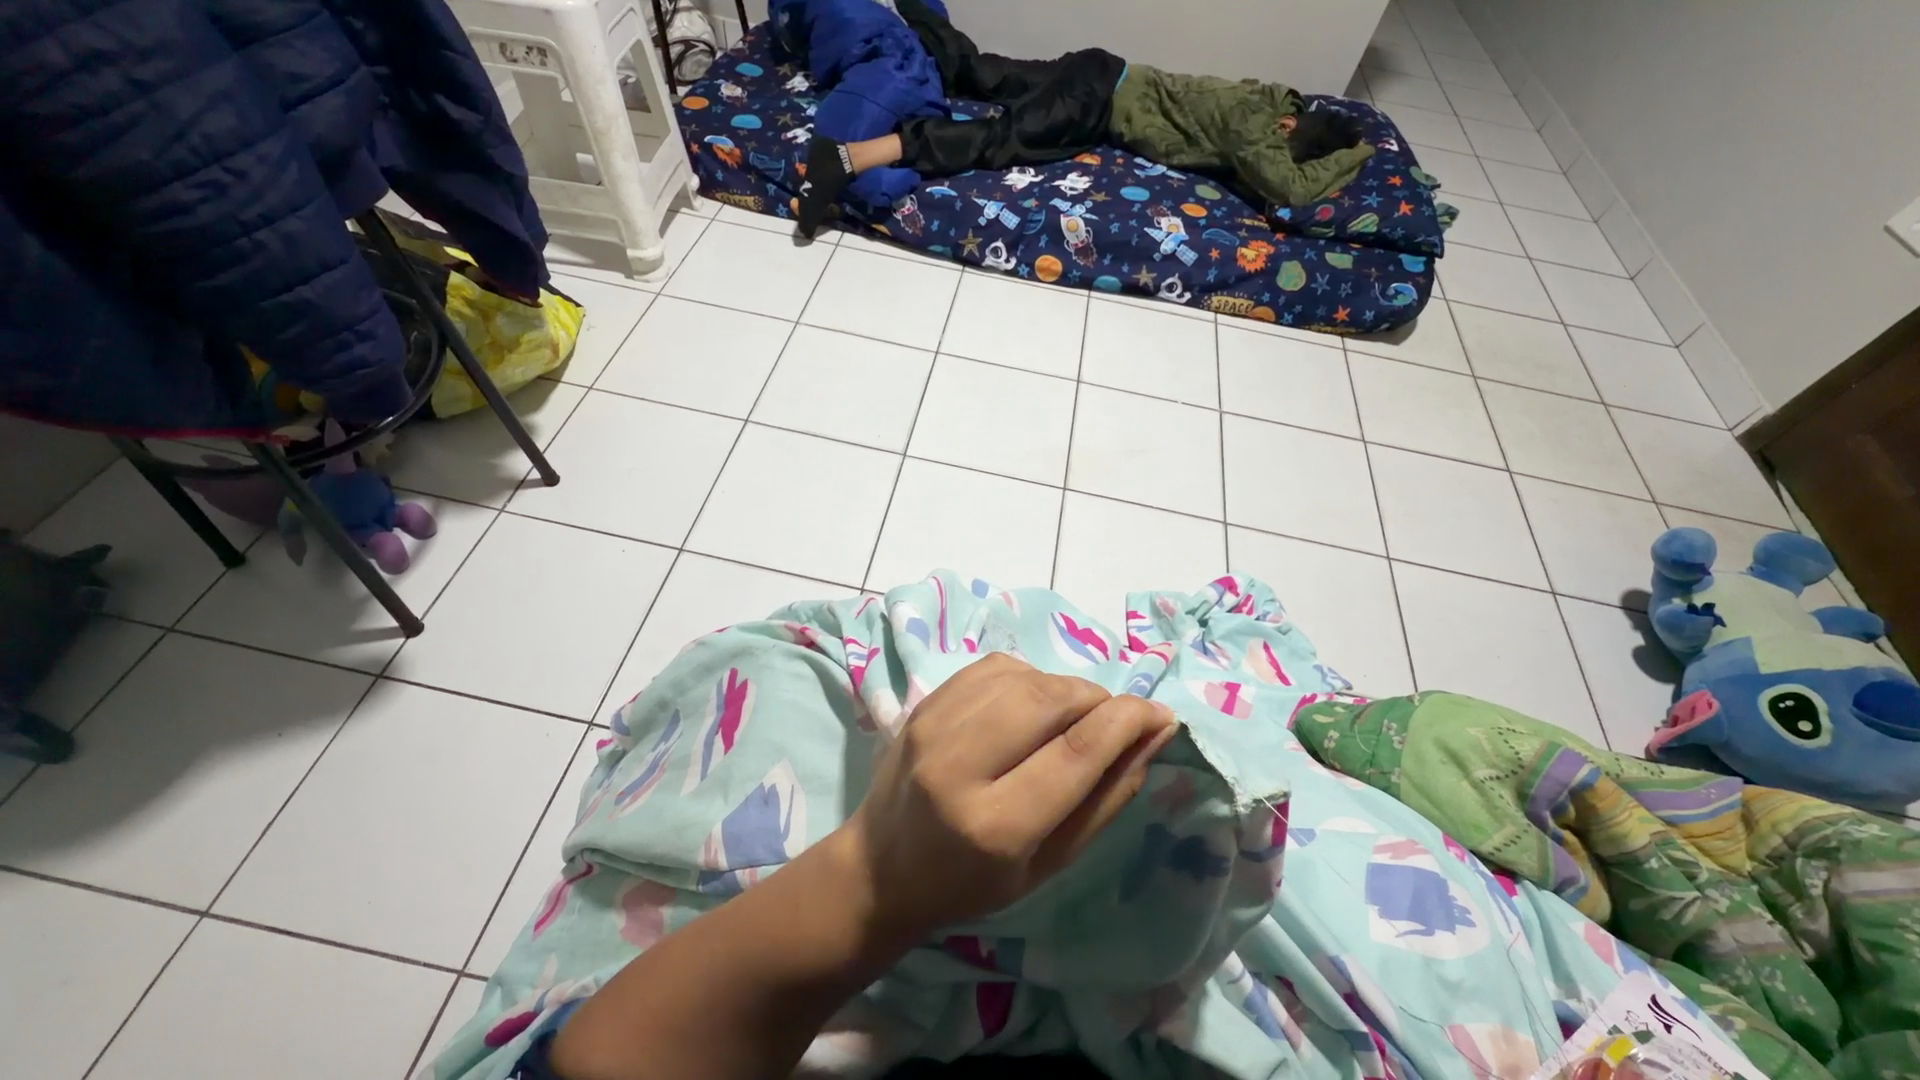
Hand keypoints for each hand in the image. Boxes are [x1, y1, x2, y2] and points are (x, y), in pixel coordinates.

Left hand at [835, 653, 1177, 942]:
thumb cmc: (973, 883)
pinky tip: (1031, 706)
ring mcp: (933, 727)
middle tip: (1113, 721)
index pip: (1076, 752)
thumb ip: (1106, 798)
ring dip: (1064, 689)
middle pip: (1049, 701)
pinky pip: (995, 667)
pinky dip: (1029, 678)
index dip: (1127, 723)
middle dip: (1097, 701)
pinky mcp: (923, 704)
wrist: (881, 868)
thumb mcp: (1051, 864)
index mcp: (994, 826)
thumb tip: (1153, 734)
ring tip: (1072, 719)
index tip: (1158, 714)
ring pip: (1024, 677)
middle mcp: (957, 766)